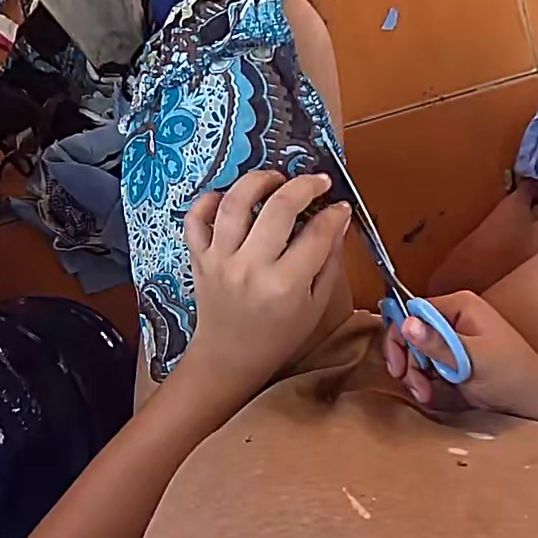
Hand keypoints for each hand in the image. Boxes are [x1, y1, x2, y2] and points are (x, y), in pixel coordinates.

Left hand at [179, 170, 351, 401]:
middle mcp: (251, 267)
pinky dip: (209, 200)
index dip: (334, 214)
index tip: (340, 207)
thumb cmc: (278, 336)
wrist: (229, 357)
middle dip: (304, 186)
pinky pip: (196, 218)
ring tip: (275, 179)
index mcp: (285, 284)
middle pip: (278, 208)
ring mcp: (220, 260)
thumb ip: (329, 263)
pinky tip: (229, 198)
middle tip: (317, 182)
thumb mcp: (315, 306)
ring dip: (258, 181)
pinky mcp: (199, 258)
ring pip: (235, 203)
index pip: (316, 234)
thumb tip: (338, 220)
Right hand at [383, 291, 537, 416]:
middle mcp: (454, 318)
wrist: (533, 402)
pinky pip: (426, 365)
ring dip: (415, 375)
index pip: (413, 311)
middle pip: (411, 333)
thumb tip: (406, 323)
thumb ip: (437, 343)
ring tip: (426, 393)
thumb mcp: (472, 359)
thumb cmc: (512, 376)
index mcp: (460, 306)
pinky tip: (430, 393)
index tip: (399, 365)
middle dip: (409, 361)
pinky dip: (423, 380)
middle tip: (414, 384)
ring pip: (415, 352)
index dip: (401, 337)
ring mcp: (454, 339)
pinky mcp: (453, 359)